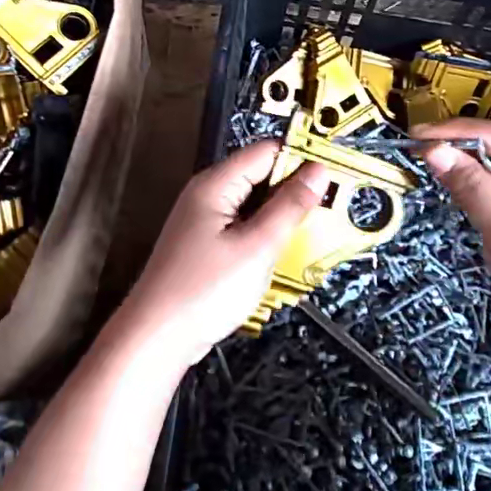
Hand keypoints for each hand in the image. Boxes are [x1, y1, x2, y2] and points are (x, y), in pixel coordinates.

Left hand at [112, 141, 327, 367]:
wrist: (157, 339)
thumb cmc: (201, 293)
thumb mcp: (258, 246)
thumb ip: (290, 206)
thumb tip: (317, 172)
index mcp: (215, 185)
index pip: (267, 151)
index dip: (301, 159)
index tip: (333, 175)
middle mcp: (207, 196)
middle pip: (261, 176)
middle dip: (294, 191)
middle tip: (327, 211)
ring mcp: (205, 222)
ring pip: (255, 205)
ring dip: (282, 218)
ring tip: (308, 237)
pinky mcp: (207, 246)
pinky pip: (245, 229)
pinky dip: (266, 237)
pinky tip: (280, 256)